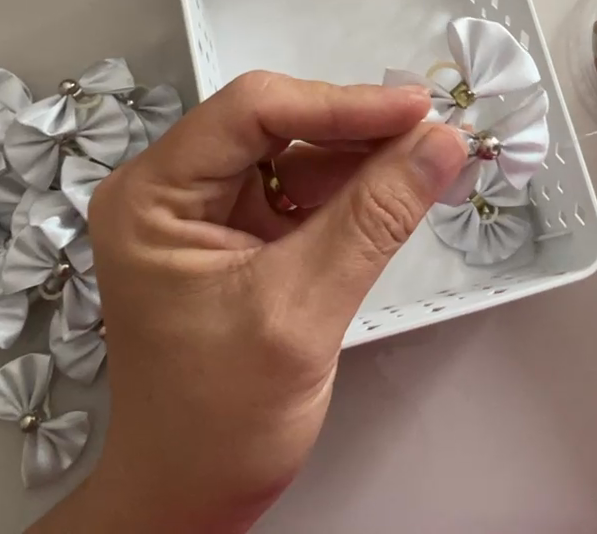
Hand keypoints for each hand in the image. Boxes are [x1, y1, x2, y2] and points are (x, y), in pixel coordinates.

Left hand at [41, 72, 470, 533]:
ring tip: (434, 154)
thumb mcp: (300, 312)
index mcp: (154, 194)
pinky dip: (358, 187)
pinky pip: (308, 191)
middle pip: (276, 125)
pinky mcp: (245, 231)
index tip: (417, 109)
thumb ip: (374, 220)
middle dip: (357, 128)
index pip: (251, 112)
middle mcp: (175, 186)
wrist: (194, 496)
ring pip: (299, 153)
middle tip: (434, 132)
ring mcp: (210, 208)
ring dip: (366, 154)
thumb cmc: (221, 419)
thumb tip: (442, 143)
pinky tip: (403, 184)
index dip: (338, 103)